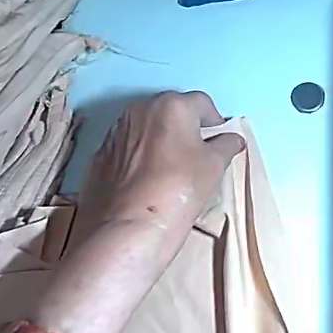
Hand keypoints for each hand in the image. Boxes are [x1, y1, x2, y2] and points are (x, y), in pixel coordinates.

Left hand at [40, 93, 244, 332]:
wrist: (127, 229)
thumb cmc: (179, 190)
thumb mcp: (214, 167)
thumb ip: (226, 145)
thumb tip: (233, 138)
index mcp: (171, 106)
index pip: (202, 103)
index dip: (215, 120)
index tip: (220, 141)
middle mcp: (139, 110)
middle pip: (171, 112)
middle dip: (186, 128)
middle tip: (198, 156)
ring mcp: (115, 132)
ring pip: (147, 129)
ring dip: (161, 141)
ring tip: (170, 171)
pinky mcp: (99, 156)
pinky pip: (127, 148)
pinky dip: (139, 157)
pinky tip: (146, 182)